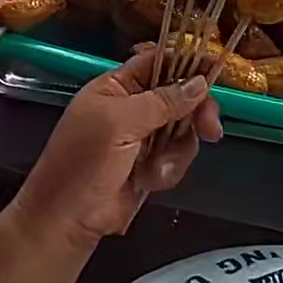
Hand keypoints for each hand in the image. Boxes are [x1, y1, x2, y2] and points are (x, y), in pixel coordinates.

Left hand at [14, 49, 222, 246]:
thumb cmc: (83, 164)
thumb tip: (200, 82)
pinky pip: (179, 155)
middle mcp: (134, 106)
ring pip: (185, 128)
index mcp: (117, 87)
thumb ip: (163, 101)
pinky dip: (169, 170)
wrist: (67, 221)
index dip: (187, 62)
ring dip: (176, 151)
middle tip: (210, 129)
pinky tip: (150, 181)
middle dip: (196, 112)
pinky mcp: (153, 162)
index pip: (159, 61)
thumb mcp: (119, 124)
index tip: (215, 68)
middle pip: (181, 95)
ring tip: (156, 170)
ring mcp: (145, 135)